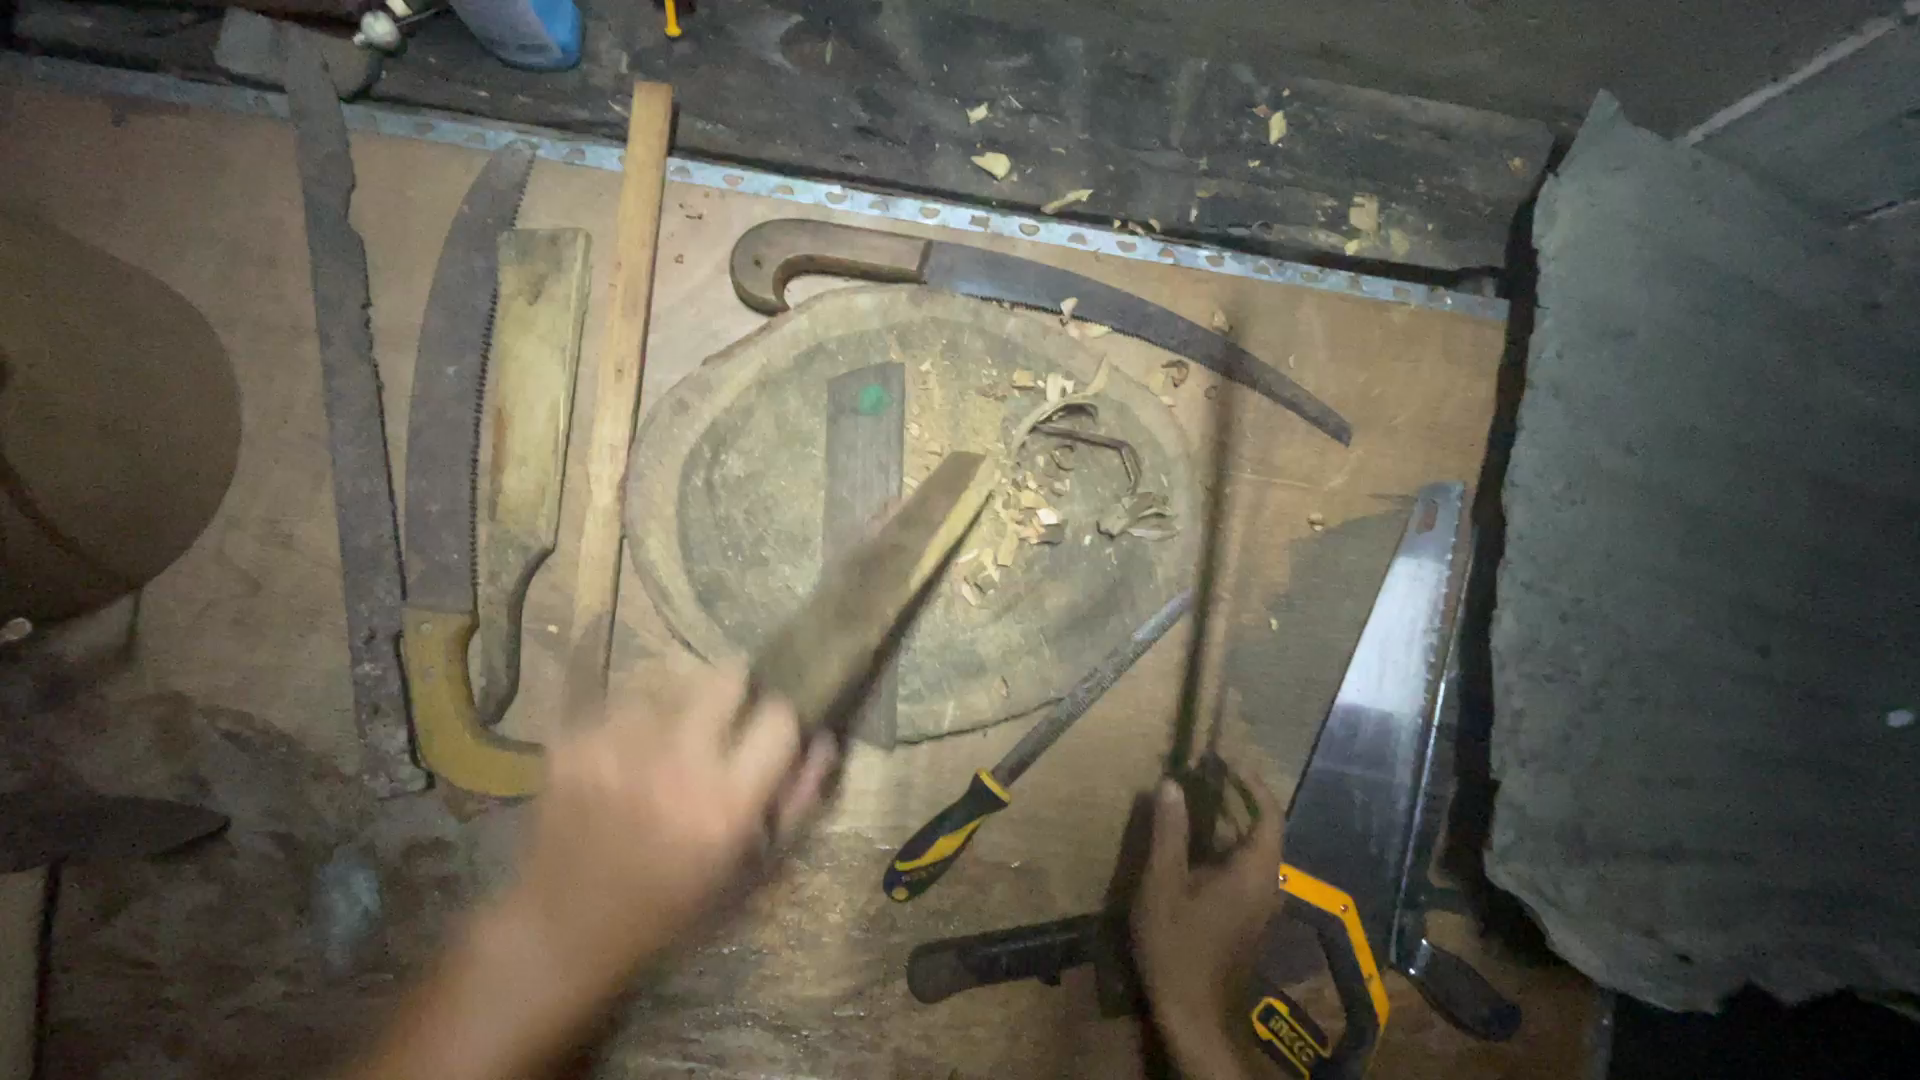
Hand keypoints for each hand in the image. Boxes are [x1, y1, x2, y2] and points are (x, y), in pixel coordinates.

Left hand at [497, 660, 838, 988]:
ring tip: (668, 742)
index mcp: (725, 804)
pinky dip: (635, 719)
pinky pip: (624, 701)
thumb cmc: (671, 908)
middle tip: (724, 718)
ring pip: (672, 683)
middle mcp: (675, 765)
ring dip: (680, 705)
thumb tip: (824, 739)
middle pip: (725, 678)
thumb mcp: (748, 870)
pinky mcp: (573, 743)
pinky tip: (628, 754)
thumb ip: (796, 802)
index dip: (780, 720)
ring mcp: (617, 748)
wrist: (562, 931)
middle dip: (734, 692)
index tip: (769, 731)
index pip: (778, 716)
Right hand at [1131, 775, 1281, 1067]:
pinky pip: (1243, 868)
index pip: (1269, 814)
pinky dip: (1223, 845)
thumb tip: (1172, 783)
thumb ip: (1169, 832)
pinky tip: (1191, 844)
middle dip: (1235, 797)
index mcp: (1254, 872)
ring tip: (1193, 799)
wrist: (1192, 1013)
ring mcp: (1260, 905)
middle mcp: (1267, 885)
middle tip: (1201, 773)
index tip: (1223, 759)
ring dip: (1228, 821)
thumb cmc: (1176, 946)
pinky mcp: (1248, 918)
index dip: (1250, 782)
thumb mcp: (1162, 884)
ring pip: (1252, 850)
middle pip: (1262, 829)